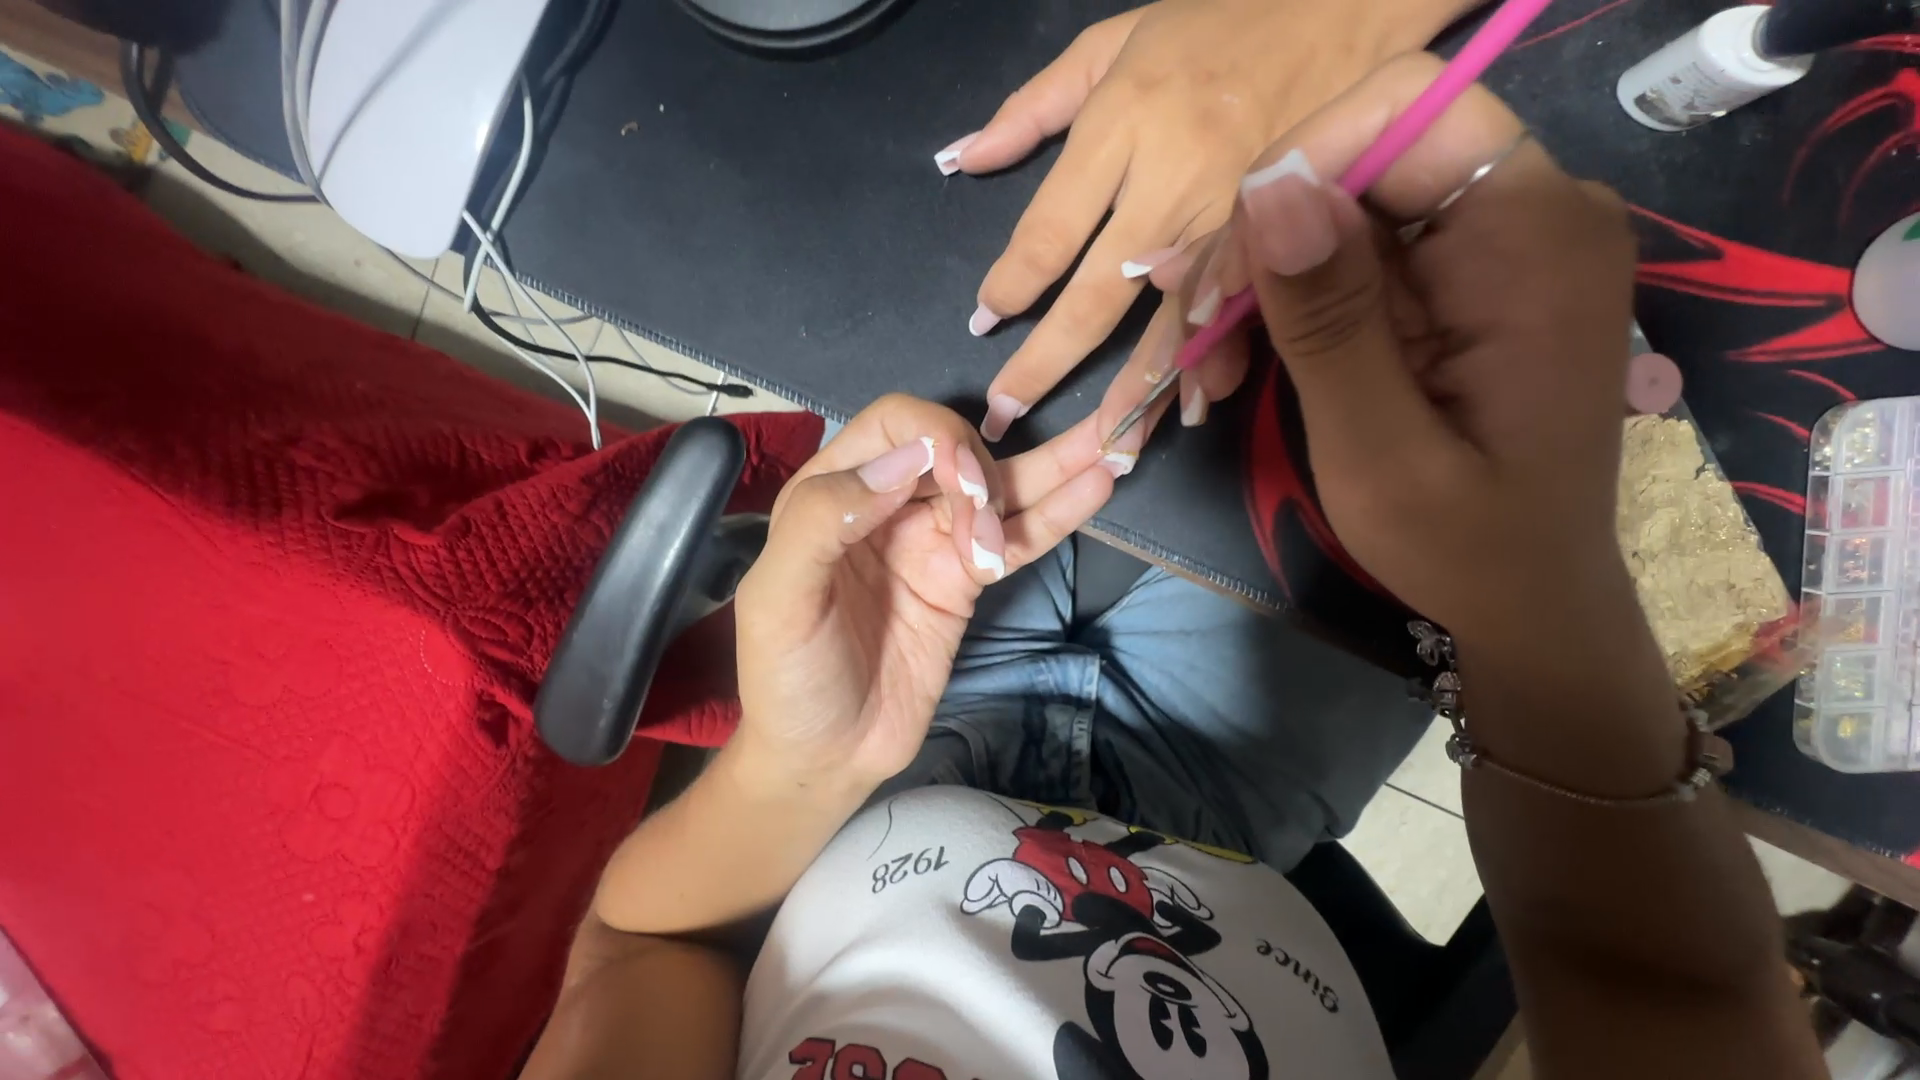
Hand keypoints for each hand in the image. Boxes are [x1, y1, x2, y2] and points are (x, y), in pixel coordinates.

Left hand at [732, 395, 1122, 792]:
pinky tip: (1098, 483)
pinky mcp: (967, 578)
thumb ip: (823, 520)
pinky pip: (1017, 537)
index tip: (954, 484)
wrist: (827, 753)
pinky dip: (1058, 511)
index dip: (931, 438)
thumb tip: (906, 462)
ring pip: (998, 487)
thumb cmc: (787, 678)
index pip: (893, 427)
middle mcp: (888, 503)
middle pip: (953, 447)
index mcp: (832, 491)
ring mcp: (933, 540)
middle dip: (980, 469)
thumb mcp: (779, 599)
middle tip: (985, 518)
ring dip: (1051, 464)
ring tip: (1111, 440)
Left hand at [938, 0, 1469, 441]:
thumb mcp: (1111, 43)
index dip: (1011, 283)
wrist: (1342, 4)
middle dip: (1046, 363)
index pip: (1049, 231)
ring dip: (1131, 393)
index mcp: (1123, 130)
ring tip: (1098, 447)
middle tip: (1006, 413)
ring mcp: (1228, 225)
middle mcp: (1171, 189)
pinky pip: (1240, 317)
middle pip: (1096, 297)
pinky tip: (1189, 412)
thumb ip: (1033, 106)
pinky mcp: (1275, 243)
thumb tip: (962, 160)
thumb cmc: (1212, 27)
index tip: (984, 319)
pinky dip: (1216, 367)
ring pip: (1167, 327)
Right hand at [1158, 54, 1637, 640]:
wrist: (1521, 599)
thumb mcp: (1378, 446)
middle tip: (1193, 338)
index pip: (1405, 114)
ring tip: (1203, 369)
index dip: (1299, 167)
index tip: (1227, 274)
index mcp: (1529, 240)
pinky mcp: (1447, 289)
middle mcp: (1520, 219)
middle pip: (1359, 163)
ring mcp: (1482, 253)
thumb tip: (1273, 187)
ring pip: (1336, 216)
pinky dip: (1280, 309)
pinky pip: (1344, 264)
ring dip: (1255, 287)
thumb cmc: (1462, 543)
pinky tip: (1229, 364)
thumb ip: (1330, 319)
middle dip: (1259, 244)